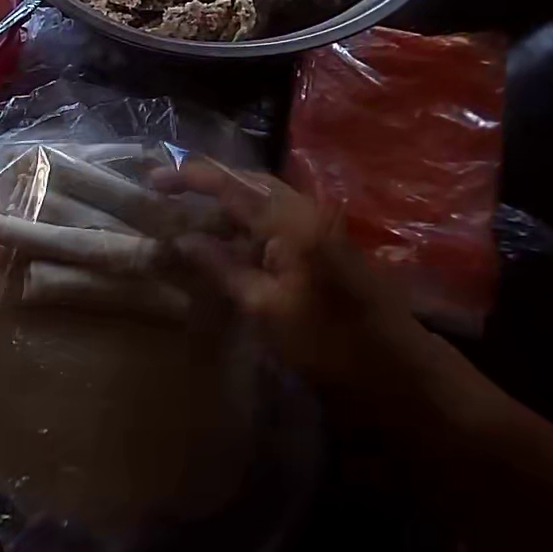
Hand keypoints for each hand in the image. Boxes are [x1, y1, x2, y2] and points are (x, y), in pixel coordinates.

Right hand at [153, 161, 444, 410]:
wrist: (402, 374)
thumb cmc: (329, 343)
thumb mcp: (264, 308)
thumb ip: (221, 266)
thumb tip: (182, 239)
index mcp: (291, 222)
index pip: (230, 185)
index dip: (187, 178)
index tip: (150, 181)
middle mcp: (306, 212)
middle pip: (247, 182)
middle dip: (204, 182)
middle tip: (166, 192)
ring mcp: (318, 227)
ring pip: (261, 199)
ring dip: (223, 203)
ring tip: (186, 214)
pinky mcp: (322, 245)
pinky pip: (273, 219)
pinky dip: (242, 223)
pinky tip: (222, 241)